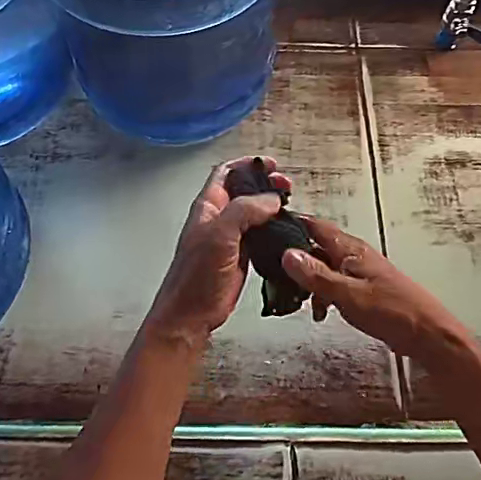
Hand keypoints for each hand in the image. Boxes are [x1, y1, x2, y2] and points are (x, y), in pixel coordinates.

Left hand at [142, 156, 291, 350]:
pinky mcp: (241, 256)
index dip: (247, 165)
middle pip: (244, 191)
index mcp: (208, 207)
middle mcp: (219, 218)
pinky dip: (274, 228)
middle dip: (266, 184)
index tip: (270, 165)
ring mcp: (230, 237)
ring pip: (254, 213)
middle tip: (286, 186)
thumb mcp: (219, 235)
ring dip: (272, 206)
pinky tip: (286, 230)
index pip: (227, 173)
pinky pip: (260, 235)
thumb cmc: (195, 276)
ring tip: (289, 205)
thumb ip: (244, 211)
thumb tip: (270, 199)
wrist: (191, 314)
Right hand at [279, 218, 475, 367]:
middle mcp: (353, 254)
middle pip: (315, 246)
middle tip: (274, 275)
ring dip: (308, 280)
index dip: (290, 225)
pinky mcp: (363, 288)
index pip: (314, 225)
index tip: (266, 232)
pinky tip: (320, 311)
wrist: (426, 334)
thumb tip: (287, 254)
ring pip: (323, 267)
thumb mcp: (347, 295)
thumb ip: (316, 275)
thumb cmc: (392, 311)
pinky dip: (322, 294)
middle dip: (294, 258)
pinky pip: (334, 283)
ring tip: (298, 300)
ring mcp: (359, 271)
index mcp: (350, 248)